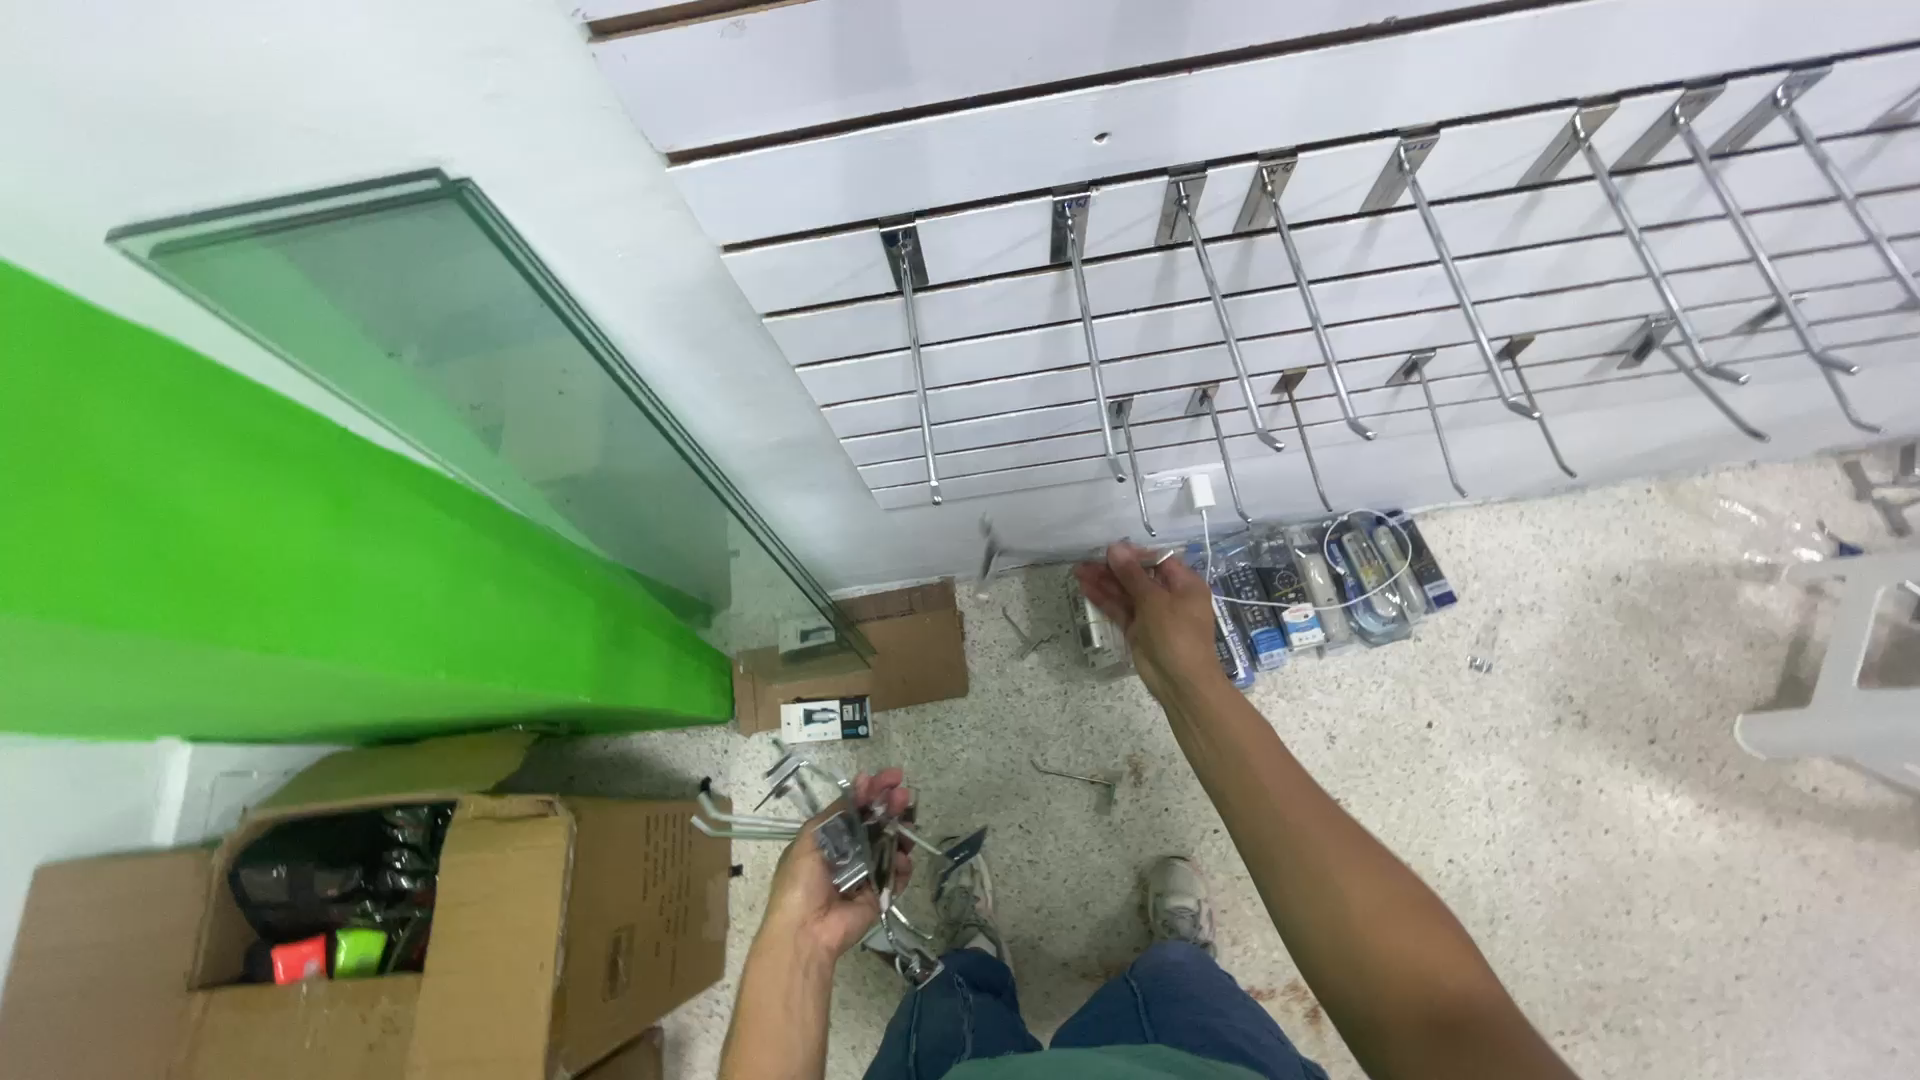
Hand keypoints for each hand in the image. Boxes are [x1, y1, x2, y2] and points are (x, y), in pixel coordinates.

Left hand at [759, 768, 913, 961]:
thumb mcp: (811, 838)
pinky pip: (896, 875)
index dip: (871, 791)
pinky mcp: (879, 894)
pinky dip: (902, 865)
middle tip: (903, 792)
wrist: (805, 931)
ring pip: (889, 845)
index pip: (855, 808)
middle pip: (876, 823)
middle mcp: (849, 853)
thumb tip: (858, 786)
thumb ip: (837, 812)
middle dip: (890, 805)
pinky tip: (902, 857)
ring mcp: (866, 873)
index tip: (889, 776)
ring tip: (907, 821)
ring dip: (900, 830)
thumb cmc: (800, 881)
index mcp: (829, 838)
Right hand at [1075, 542, 1223, 700]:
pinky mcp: (1137, 630)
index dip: (1133, 554)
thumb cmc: (1176, 634)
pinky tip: (1085, 588)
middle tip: (1086, 560)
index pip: (1157, 560)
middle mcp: (1169, 596)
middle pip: (1138, 576)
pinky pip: (1120, 609)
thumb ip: (1132, 574)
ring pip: (1125, 593)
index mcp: (1184, 584)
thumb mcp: (1154, 600)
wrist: (1181, 681)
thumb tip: (1115, 548)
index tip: (1109, 549)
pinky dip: (1104, 599)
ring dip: (1104, 582)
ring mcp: (1152, 614)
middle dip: (1112, 568)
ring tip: (1078, 570)